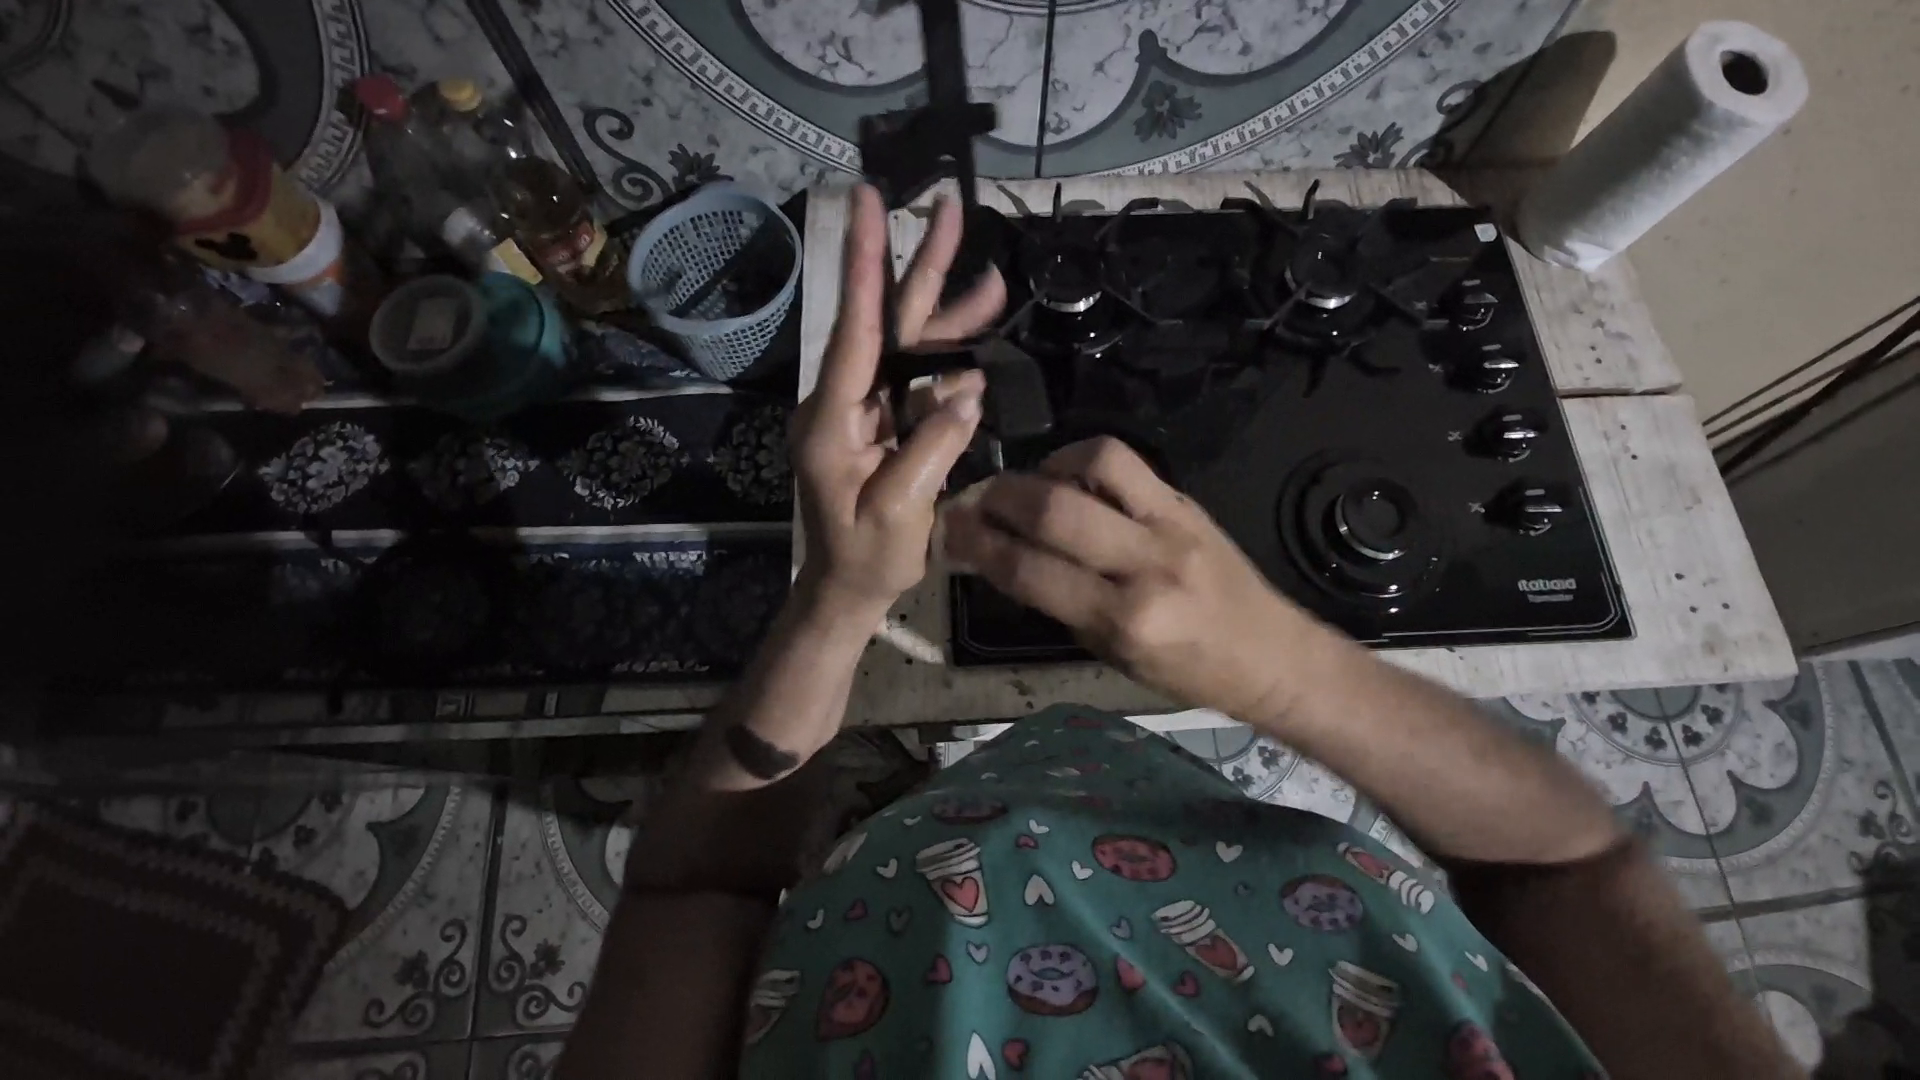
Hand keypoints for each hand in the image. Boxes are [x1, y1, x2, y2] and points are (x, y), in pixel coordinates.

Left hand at [791, 185, 1005, 617]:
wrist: (847, 588)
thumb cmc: (865, 558)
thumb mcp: (898, 511)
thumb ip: (931, 449)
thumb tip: (965, 391)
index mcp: (834, 418)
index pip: (854, 329)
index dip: (864, 265)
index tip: (867, 202)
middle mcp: (846, 402)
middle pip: (886, 322)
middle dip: (919, 267)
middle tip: (948, 206)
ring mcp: (867, 412)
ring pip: (910, 349)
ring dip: (950, 318)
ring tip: (992, 280)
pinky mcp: (886, 425)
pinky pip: (921, 385)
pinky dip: (952, 368)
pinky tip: (980, 353)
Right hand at [943, 437, 1315, 718]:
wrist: (1272, 655)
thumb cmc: (1185, 672)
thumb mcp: (1110, 654)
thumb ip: (1056, 602)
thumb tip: (1000, 557)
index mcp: (1124, 622)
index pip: (1031, 572)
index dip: (979, 546)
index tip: (947, 532)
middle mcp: (1147, 566)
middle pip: (1054, 511)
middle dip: (998, 500)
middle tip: (971, 502)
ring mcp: (1171, 526)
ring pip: (1092, 467)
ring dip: (1042, 469)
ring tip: (1025, 487)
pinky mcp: (1186, 502)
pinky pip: (1125, 462)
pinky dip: (1081, 461)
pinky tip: (1067, 477)